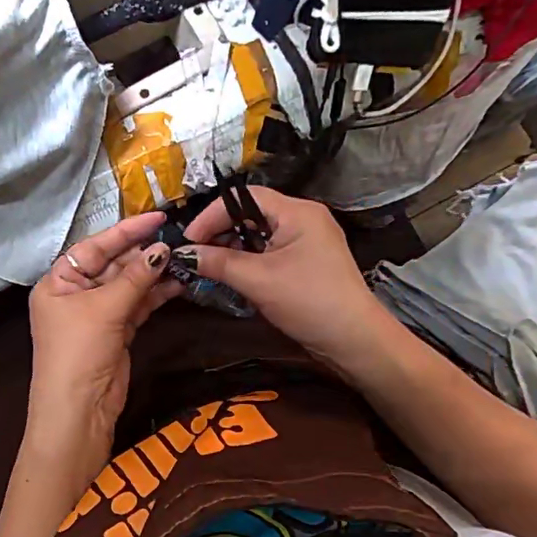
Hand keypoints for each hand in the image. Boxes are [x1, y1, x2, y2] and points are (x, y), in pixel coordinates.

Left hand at [27, 211, 175, 446]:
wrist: (79, 410)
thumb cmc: (80, 352)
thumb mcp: (105, 309)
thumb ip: (135, 278)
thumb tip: (161, 249)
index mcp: (58, 283)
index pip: (93, 247)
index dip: (125, 232)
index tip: (157, 218)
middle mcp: (74, 294)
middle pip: (112, 264)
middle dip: (142, 254)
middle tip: (177, 241)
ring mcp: (96, 314)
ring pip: (127, 285)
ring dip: (152, 274)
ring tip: (182, 260)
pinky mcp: (115, 332)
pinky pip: (136, 305)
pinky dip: (155, 295)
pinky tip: (177, 283)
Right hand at [175, 186, 390, 367]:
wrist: (353, 339)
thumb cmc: (308, 301)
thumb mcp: (258, 280)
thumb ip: (218, 263)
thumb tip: (183, 254)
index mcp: (297, 211)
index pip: (244, 198)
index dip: (211, 215)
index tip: (188, 240)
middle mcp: (303, 218)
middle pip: (250, 214)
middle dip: (219, 232)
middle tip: (194, 254)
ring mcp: (305, 241)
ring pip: (257, 234)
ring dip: (230, 248)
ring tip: (207, 266)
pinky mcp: (304, 262)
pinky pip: (267, 251)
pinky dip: (246, 260)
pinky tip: (229, 274)